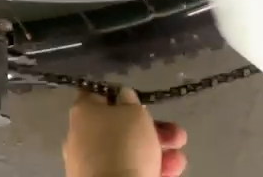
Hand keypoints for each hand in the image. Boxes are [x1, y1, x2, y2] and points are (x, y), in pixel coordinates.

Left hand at [63, 88, 187, 176]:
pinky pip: (127, 169)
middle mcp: (82, 135)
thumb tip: (123, 97)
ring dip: (157, 150)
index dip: (119, 94)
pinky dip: (149, 168)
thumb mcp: (134, 112)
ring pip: (127, 150)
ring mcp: (91, 162)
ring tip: (180, 157)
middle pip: (120, 126)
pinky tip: (172, 170)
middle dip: (153, 129)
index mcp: (83, 111)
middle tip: (176, 134)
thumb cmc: (124, 144)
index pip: (98, 94)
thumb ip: (130, 101)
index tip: (140, 100)